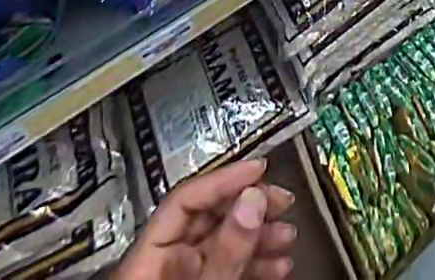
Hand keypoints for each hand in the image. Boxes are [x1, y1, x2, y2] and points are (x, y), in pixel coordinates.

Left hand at [113, 158, 297, 279]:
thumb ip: (225, 250)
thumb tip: (253, 195)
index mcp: (145, 256)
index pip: (185, 198)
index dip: (224, 178)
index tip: (259, 166)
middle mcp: (159, 262)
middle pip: (207, 218)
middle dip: (249, 207)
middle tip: (283, 200)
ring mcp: (177, 279)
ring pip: (221, 244)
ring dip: (258, 236)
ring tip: (288, 234)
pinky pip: (223, 269)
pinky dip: (251, 263)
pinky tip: (278, 264)